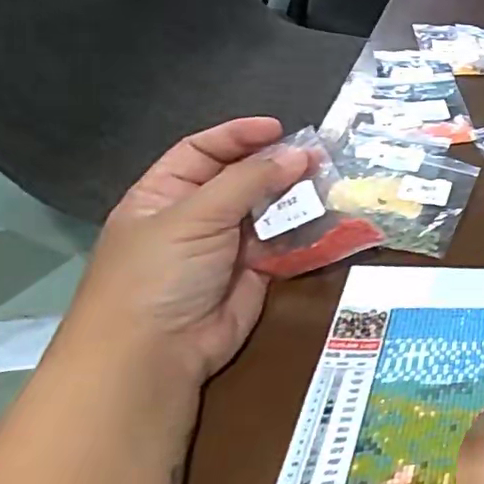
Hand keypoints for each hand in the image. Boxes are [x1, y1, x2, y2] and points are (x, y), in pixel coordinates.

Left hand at [59, 118, 310, 387]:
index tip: (280, 129)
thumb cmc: (158, 273)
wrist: (155, 354)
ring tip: (327, 183)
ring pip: (270, 208)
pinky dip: (306, 228)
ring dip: (296, 195)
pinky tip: (327, 215)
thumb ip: (249, 180)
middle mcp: (197, 215)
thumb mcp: (195, 216)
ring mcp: (228, 244)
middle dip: (277, 165)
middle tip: (317, 157)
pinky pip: (286, 241)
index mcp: (165, 195)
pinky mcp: (258, 269)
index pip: (202, 151)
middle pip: (243, 177)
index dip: (238, 136)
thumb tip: (300, 154)